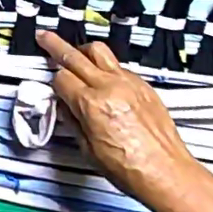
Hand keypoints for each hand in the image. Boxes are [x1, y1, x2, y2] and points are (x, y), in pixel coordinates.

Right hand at [38, 31, 212, 211]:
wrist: (167, 174)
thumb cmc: (133, 169)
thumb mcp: (89, 150)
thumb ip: (73, 121)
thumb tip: (65, 106)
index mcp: (92, 104)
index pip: (61, 78)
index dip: (54, 84)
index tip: (54, 89)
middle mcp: (110, 87)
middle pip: (74, 55)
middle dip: (55, 45)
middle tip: (45, 38)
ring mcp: (128, 83)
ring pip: (99, 50)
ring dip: (82, 50)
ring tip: (76, 53)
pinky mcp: (143, 85)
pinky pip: (118, 65)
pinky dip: (106, 67)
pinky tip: (103, 78)